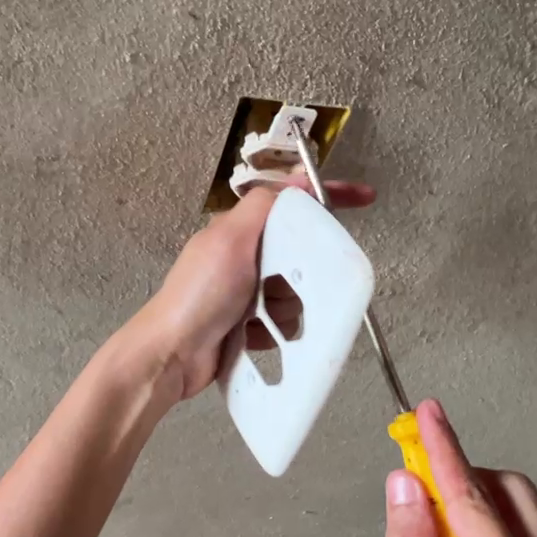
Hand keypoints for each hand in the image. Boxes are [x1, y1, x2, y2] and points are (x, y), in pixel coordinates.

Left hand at [130, 176, 374, 400]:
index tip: (364, 197)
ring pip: (295, 291)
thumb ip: (262, 207)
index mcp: (237, 231)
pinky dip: (276, 330)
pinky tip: (256, 336)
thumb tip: (295, 182)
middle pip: (299, 254)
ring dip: (286, 307)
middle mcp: (242, 258)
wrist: (172, 354)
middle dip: (300, 274)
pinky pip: (284, 321)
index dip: (327, 198)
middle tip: (279, 289)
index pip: (289, 204)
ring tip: (262, 318)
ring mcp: (244, 293)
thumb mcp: (230, 239)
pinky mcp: (247, 325)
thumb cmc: (200, 294)